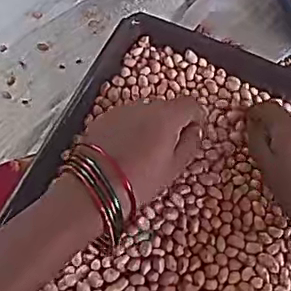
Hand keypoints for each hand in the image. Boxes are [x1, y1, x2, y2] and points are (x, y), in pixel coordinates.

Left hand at [76, 98, 205, 209]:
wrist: (94, 185)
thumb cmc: (139, 181)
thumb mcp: (174, 168)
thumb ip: (190, 144)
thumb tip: (195, 131)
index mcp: (167, 116)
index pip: (191, 104)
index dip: (195, 119)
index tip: (192, 134)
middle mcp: (144, 105)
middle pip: (166, 107)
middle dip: (170, 124)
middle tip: (166, 151)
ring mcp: (121, 110)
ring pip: (144, 113)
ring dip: (148, 127)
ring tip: (142, 155)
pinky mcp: (103, 118)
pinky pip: (124, 120)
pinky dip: (128, 130)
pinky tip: (124, 152)